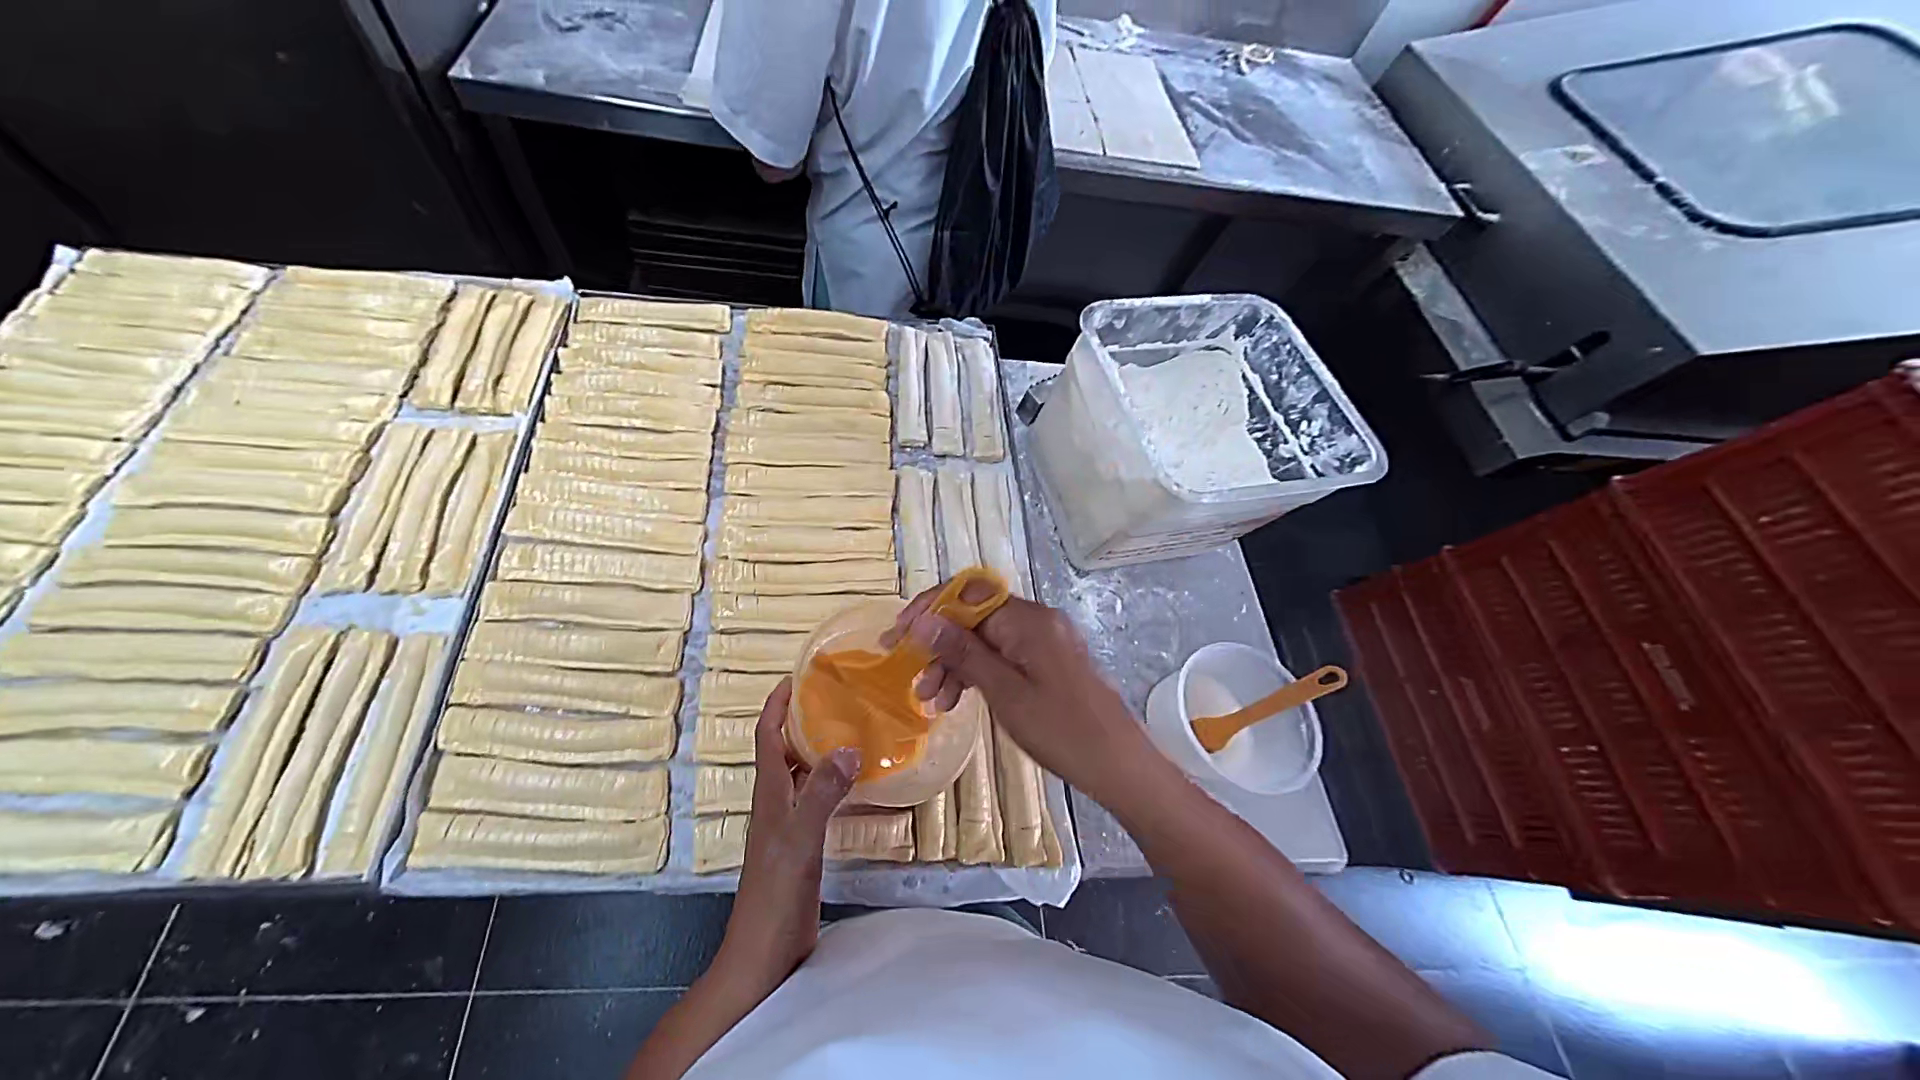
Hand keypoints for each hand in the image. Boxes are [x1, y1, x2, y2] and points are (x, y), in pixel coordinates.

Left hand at [713, 678, 860, 995]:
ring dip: (817, 746)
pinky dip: (830, 778)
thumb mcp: (800, 841)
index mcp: (769, 793)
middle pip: (783, 747)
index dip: (777, 703)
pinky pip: (815, 795)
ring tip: (850, 726)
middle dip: (801, 717)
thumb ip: (821, 795)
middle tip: (835, 695)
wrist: (763, 952)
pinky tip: (854, 779)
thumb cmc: (775, 895)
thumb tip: (846, 747)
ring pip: (800, 770)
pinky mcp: (800, 840)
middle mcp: (775, 800)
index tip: (797, 675)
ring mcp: (786, 822)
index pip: (767, 734)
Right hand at [883, 582, 1162, 804]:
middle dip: (939, 645)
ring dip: (955, 664)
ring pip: (986, 639)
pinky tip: (959, 700)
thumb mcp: (1004, 693)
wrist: (1120, 764)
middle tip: (913, 679)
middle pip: (974, 617)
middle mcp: (1036, 620)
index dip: (928, 610)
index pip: (967, 594)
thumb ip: (963, 653)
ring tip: (932, 701)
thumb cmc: (1062, 730)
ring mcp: (1044, 641)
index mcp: (1028, 619)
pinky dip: (979, 673)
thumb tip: (922, 621)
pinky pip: (1004, 655)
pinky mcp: (1048, 661)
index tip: (897, 636)